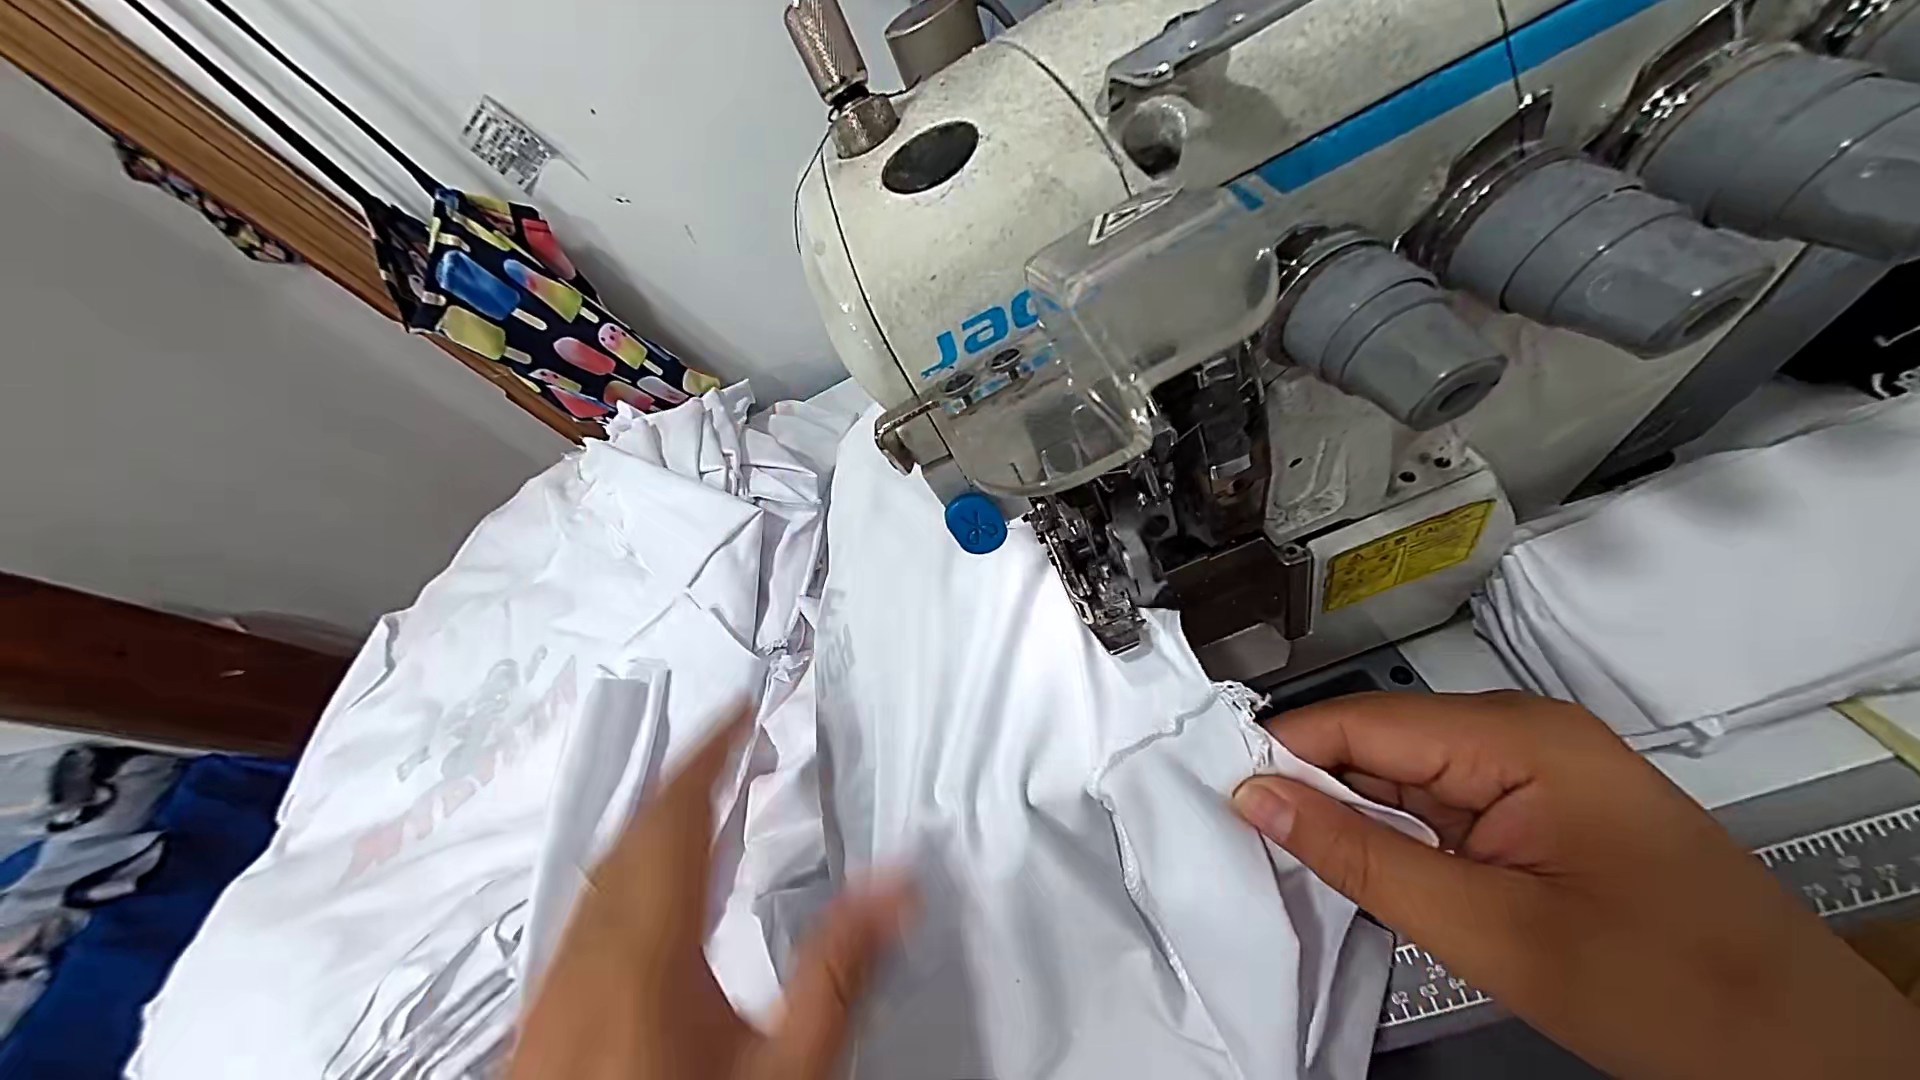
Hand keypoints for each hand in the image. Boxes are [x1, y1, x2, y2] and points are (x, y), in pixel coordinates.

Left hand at [509, 707, 912, 1079]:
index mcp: (645, 952)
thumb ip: (843, 966)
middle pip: (633, 832)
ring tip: (705, 789)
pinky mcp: (545, 1016)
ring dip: (656, 813)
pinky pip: (588, 905)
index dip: (710, 752)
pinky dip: (630, 859)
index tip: (742, 710)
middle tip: (735, 738)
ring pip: (603, 866)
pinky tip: (654, 878)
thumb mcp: (786, 1068)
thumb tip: (901, 882)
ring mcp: (555, 987)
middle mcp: (588, 956)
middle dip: (687, 772)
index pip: (677, 819)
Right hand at [1232, 691, 1919, 1079]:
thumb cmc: (1675, 997)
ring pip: (1394, 769)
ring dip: (1346, 808)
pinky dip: (1385, 825)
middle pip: (1374, 739)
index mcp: (1517, 736)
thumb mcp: (1492, 930)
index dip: (1284, 751)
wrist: (1823, 1070)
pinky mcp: (1523, 799)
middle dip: (1312, 783)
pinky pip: (1425, 796)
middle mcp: (1516, 730)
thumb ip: (1356, 855)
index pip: (1360, 720)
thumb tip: (1251, 796)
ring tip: (1295, 845)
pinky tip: (1360, 856)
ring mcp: (1523, 763)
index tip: (1226, 791)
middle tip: (1250, 826)